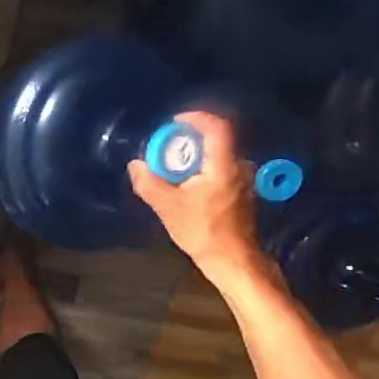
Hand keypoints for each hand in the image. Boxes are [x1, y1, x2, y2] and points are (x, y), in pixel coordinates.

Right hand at [128, 111, 264, 282]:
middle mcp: (239, 167)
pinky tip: (187, 189)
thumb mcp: (168, 208)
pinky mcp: (241, 192)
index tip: (174, 123)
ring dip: (194, 159)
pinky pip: (220, 170)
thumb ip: (149, 183)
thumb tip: (135, 165)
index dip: (195, 118)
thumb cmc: (203, 232)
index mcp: (224, 165)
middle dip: (188, 142)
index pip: (216, 126)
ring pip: (216, 157)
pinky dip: (202, 171)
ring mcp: (243, 180)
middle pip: (214, 141)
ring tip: (172, 173)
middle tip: (165, 152)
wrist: (233, 260)